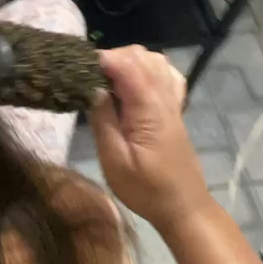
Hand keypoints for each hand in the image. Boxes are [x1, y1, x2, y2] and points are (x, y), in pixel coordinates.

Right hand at [90, 46, 213, 229]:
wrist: (184, 208)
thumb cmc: (146, 189)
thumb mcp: (115, 162)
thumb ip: (103, 121)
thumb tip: (92, 88)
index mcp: (149, 109)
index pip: (128, 65)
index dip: (102, 59)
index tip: (78, 69)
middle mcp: (164, 98)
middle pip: (141, 56)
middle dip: (111, 57)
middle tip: (88, 77)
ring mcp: (173, 101)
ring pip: (154, 59)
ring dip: (128, 60)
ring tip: (106, 80)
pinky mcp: (174, 108)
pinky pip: (165, 73)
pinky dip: (147, 68)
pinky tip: (132, 83)